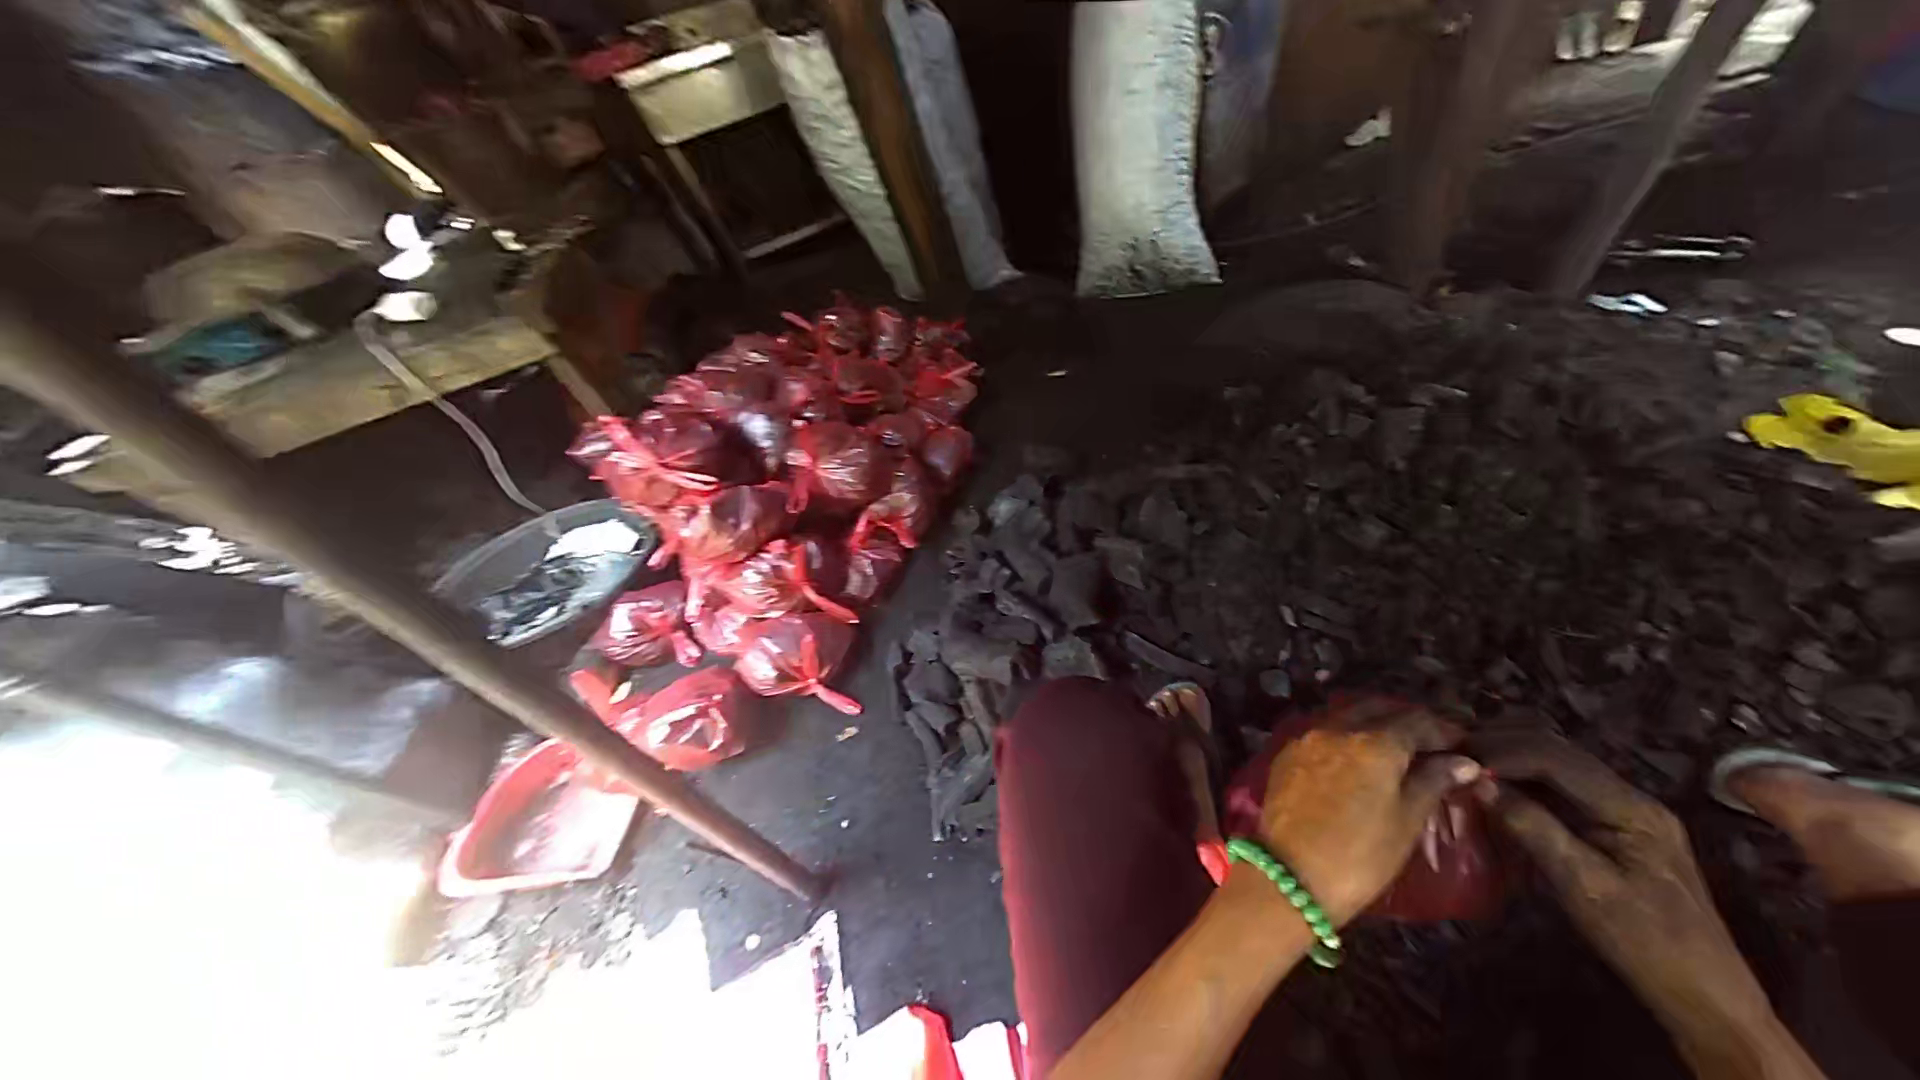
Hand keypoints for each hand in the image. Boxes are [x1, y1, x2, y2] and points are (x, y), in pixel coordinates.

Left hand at [1259, 696, 1481, 922]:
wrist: (1292, 873)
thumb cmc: (1361, 854)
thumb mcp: (1407, 820)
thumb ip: (1432, 781)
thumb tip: (1463, 761)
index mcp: (1373, 742)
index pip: (1416, 721)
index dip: (1444, 729)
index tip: (1462, 743)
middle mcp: (1336, 728)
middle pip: (1378, 709)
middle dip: (1407, 718)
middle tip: (1431, 740)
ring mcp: (1306, 737)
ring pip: (1346, 714)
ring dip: (1373, 721)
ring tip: (1397, 745)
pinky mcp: (1287, 752)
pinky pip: (1322, 729)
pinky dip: (1345, 733)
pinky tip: (1357, 752)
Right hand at [1473, 735, 1777, 1038]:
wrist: (1705, 995)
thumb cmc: (1643, 941)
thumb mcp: (1582, 884)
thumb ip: (1531, 826)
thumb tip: (1476, 782)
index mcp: (1630, 808)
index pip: (1553, 757)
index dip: (1500, 753)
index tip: (1456, 763)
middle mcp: (1630, 797)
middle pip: (1556, 748)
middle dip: (1500, 745)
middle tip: (1452, 755)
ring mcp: (1623, 810)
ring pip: (1556, 760)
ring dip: (1509, 756)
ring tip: (1466, 765)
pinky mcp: (1612, 824)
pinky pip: (1559, 784)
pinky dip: (1522, 777)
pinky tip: (1495, 787)